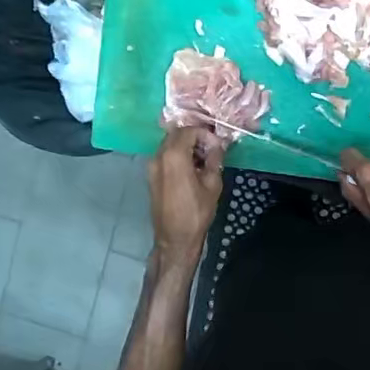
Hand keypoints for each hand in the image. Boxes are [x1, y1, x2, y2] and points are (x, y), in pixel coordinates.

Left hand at [149, 126, 225, 264]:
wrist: (175, 238)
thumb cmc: (196, 212)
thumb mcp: (212, 184)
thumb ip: (214, 159)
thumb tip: (217, 146)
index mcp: (173, 156)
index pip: (189, 131)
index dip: (205, 134)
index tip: (218, 146)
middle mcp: (158, 156)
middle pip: (176, 134)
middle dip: (195, 137)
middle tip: (211, 149)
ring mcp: (152, 166)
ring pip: (169, 144)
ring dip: (186, 146)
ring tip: (203, 160)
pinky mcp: (151, 176)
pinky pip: (165, 156)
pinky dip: (178, 155)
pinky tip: (192, 169)